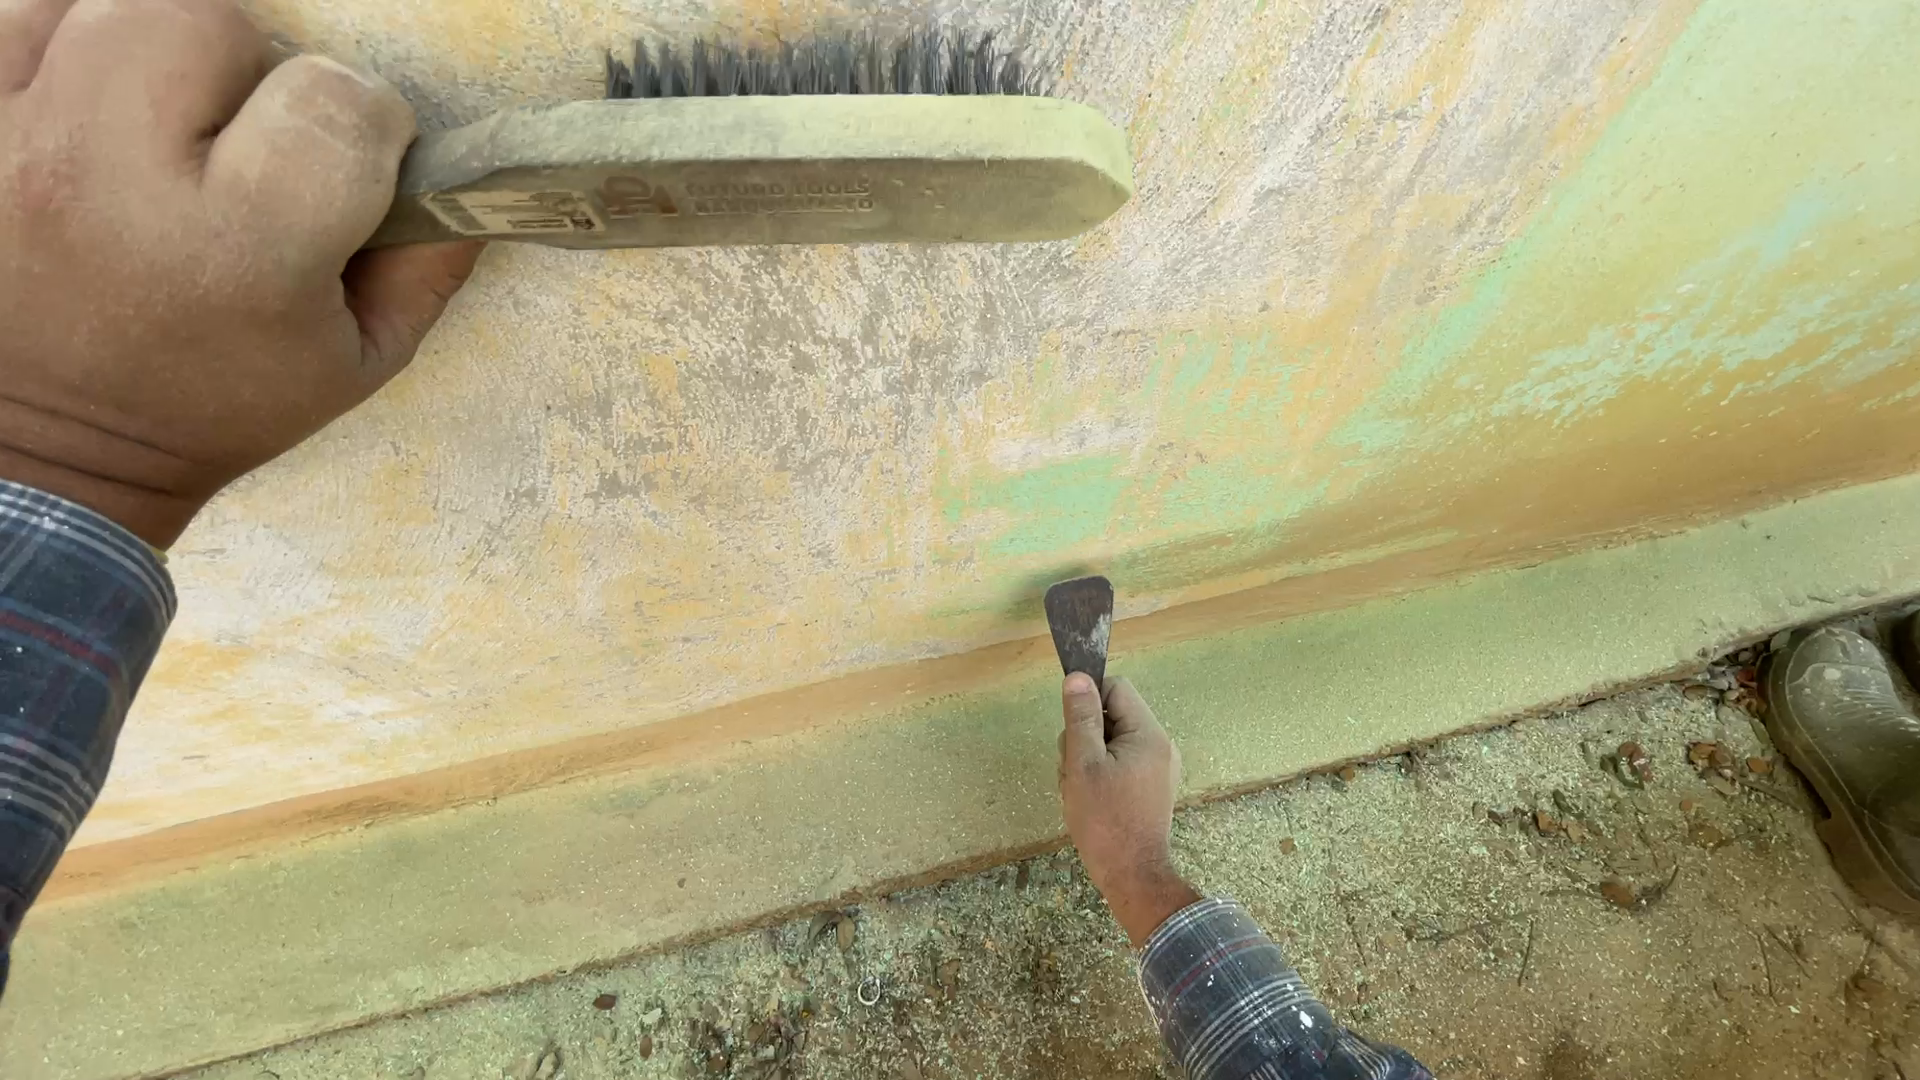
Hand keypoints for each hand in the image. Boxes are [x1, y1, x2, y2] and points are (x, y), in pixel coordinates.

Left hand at [0, 0, 482, 546]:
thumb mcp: (367, 358)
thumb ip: (430, 270)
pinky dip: (79, 49)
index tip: (369, 155)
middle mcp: (112, 170)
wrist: (51, 436)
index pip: (334, 104)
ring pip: (110, 2)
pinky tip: (100, 118)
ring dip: (169, 51)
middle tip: (265, 134)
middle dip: (265, 67)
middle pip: (212, 18)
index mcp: (247, 249)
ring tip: (179, 125)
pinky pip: (21, 15)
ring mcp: (4, 131)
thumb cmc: (234, 401)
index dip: (373, 116)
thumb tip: (472, 188)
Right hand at [1058, 673, 1201, 946]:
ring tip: (1079, 789)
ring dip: (1087, 757)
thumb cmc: (1105, 819)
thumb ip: (1081, 718)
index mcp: (1148, 734)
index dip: (1088, 700)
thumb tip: (1077, 676)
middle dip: (1084, 735)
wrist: (1132, 877)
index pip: (1116, 689)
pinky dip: (1099, 773)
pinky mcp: (1150, 786)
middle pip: (1112, 715)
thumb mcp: (1084, 763)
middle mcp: (1159, 745)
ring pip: (1111, 740)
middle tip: (1074, 768)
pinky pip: (1119, 762)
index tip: (1072, 730)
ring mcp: (1157, 767)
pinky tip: (1089, 798)